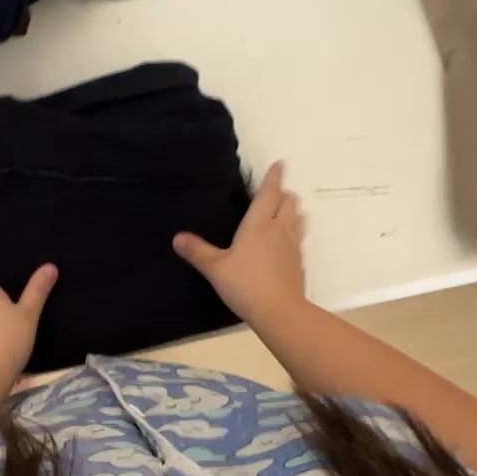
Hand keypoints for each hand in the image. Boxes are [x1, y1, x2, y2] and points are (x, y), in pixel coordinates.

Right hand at [173, 160, 305, 323]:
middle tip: (274, 193)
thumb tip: (177, 238)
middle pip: (289, 201)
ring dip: (292, 210)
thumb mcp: (215, 269)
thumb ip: (197, 252)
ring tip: (283, 212)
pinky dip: (293, 231)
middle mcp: (280, 228)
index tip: (279, 164)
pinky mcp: (299, 262)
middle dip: (283, 193)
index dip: (274, 177)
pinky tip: (284, 243)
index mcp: (259, 224)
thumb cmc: (245, 285)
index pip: (269, 192)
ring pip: (298, 217)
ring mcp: (293, 245)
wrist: (279, 311)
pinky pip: (299, 237)